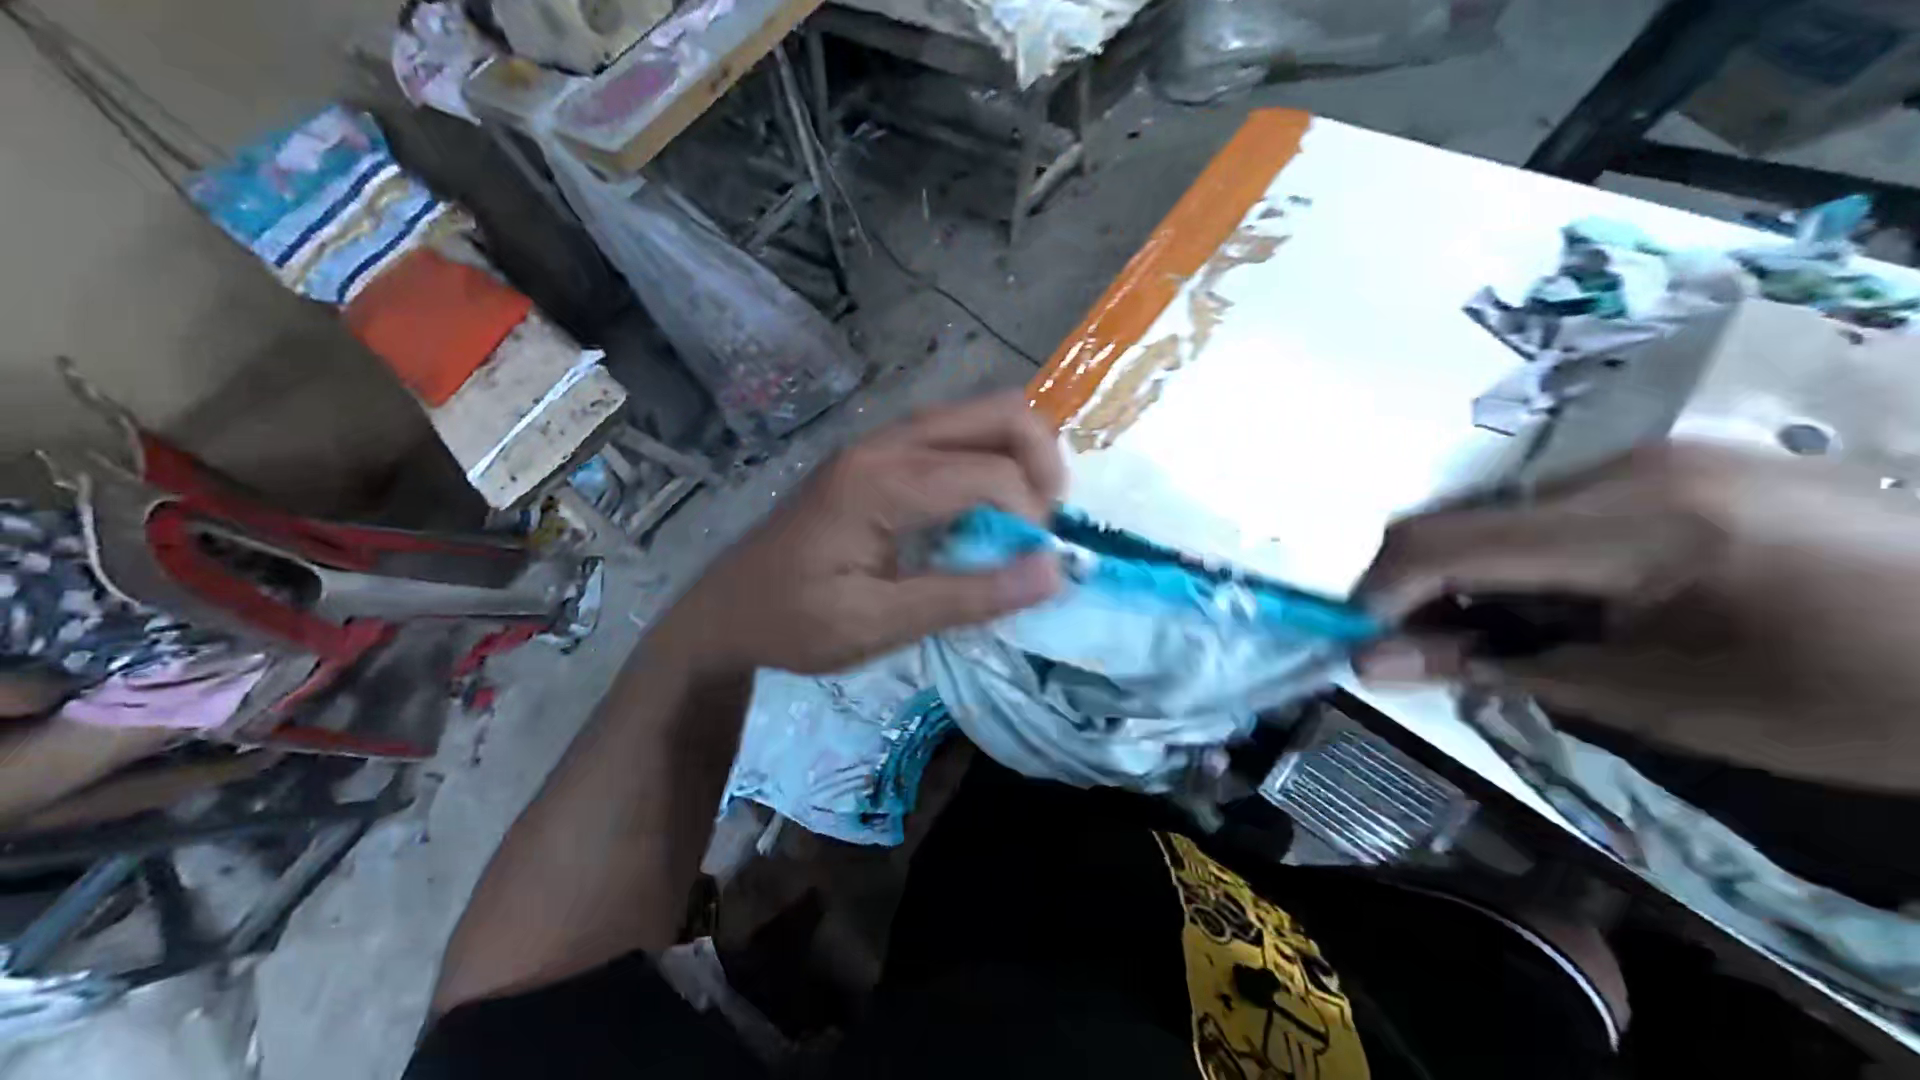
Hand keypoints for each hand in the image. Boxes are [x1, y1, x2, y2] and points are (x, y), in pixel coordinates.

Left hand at [658, 391, 1065, 675]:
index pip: (991, 472)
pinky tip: (988, 510)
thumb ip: (967, 596)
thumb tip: (1055, 572)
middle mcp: (885, 444)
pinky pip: (956, 436)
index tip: (1032, 567)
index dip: (1031, 517)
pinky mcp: (878, 456)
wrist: (724, 611)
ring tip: (1026, 519)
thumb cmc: (794, 623)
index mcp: (881, 482)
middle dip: (1043, 462)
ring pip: (980, 416)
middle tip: (1045, 524)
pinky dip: (992, 461)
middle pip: (999, 412)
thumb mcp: (878, 625)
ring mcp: (881, 443)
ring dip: (1020, 457)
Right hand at [1357, 441, 1919, 791]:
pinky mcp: (1681, 461)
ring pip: (1505, 513)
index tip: (1358, 643)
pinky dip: (1531, 560)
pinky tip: (1581, 602)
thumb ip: (1494, 670)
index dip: (1380, 593)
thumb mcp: (1655, 700)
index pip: (1446, 542)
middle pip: (1466, 521)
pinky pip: (1557, 506)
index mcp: (1636, 521)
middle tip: (1445, 654)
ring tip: (1527, 635)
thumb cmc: (1858, 699)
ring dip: (1481, 576)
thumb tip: (1370, 663)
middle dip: (1429, 590)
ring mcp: (1660, 453)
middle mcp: (1631, 464)